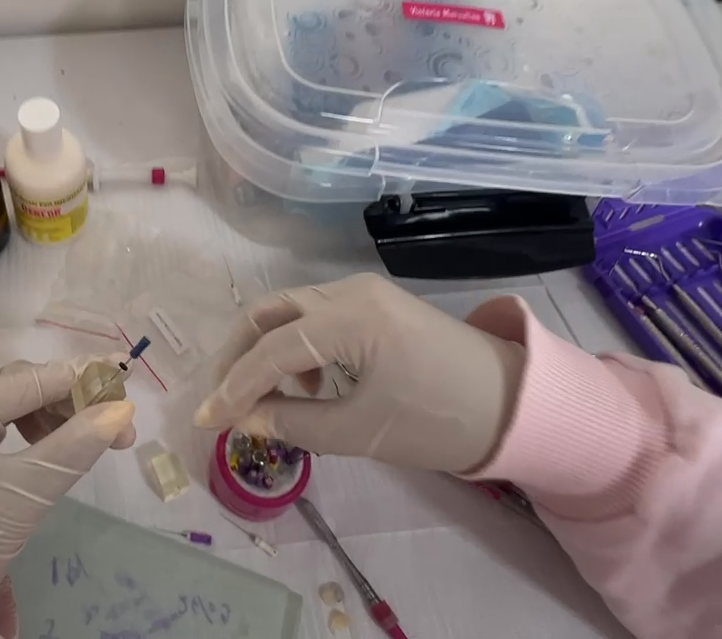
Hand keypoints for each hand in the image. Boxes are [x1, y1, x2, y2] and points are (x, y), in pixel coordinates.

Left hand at [0, 358, 136, 617]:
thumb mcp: (25, 492)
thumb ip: (75, 446)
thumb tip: (122, 411)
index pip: (28, 379)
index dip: (79, 377)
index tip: (123, 375)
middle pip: (22, 387)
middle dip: (72, 400)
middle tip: (117, 421)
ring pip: (17, 406)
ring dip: (58, 417)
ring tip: (96, 437)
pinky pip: (4, 428)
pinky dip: (37, 433)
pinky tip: (61, 444)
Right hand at [192, 273, 523, 473]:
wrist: (516, 404)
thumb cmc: (439, 421)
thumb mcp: (362, 432)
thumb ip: (294, 423)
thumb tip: (243, 421)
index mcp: (349, 316)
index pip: (272, 348)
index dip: (234, 386)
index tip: (205, 419)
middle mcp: (348, 289)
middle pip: (270, 311)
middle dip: (238, 353)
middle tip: (223, 397)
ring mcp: (361, 291)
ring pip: (289, 310)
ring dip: (266, 348)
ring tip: (266, 398)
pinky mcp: (372, 302)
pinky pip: (315, 316)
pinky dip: (296, 345)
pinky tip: (309, 384)